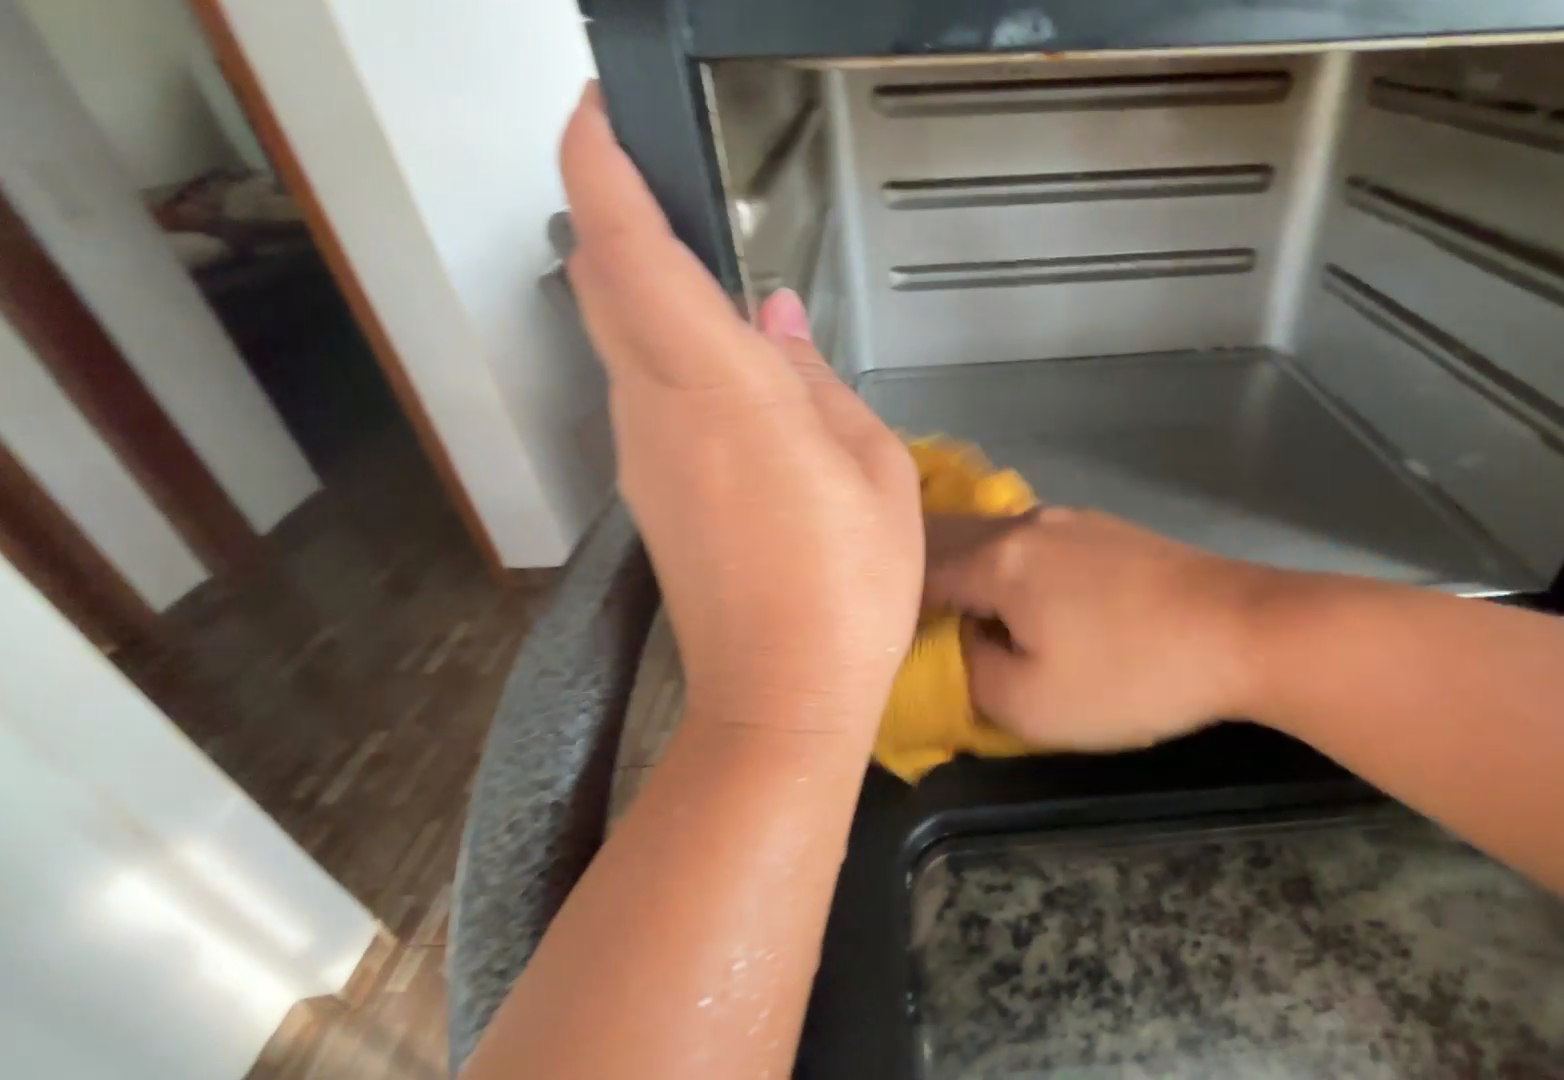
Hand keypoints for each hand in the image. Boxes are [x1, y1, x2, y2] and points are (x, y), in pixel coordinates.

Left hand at [560, 86, 921, 735]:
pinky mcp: (647, 496)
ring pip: (621, 342)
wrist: (781, 699)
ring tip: (721, 299)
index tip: (595, 112)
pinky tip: (733, 386)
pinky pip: (645, 397)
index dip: (598, 168)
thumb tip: (774, 317)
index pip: (628, 252)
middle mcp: (657, 411)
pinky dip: (668, 359)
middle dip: (617, 221)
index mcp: (722, 390)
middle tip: (669, 194)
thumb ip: (816, 379)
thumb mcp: (874, 468)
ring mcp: (641, 458)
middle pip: (604, 285)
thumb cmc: (850, 583)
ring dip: (648, 296)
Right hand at [924, 508, 1279, 749]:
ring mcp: (1073, 520)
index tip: (883, 631)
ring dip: (967, 566)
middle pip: (951, 539)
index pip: (918, 572)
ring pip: (994, 538)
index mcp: (997, 560)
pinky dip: (1007, 564)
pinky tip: (1022, 591)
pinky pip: (1033, 542)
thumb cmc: (1131, 675)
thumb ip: (971, 671)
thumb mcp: (1030, 703)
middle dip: (921, 572)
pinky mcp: (1108, 530)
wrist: (1244, 631)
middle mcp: (1026, 525)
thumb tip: (961, 642)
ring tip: (959, 605)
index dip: (893, 603)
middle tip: (906, 613)